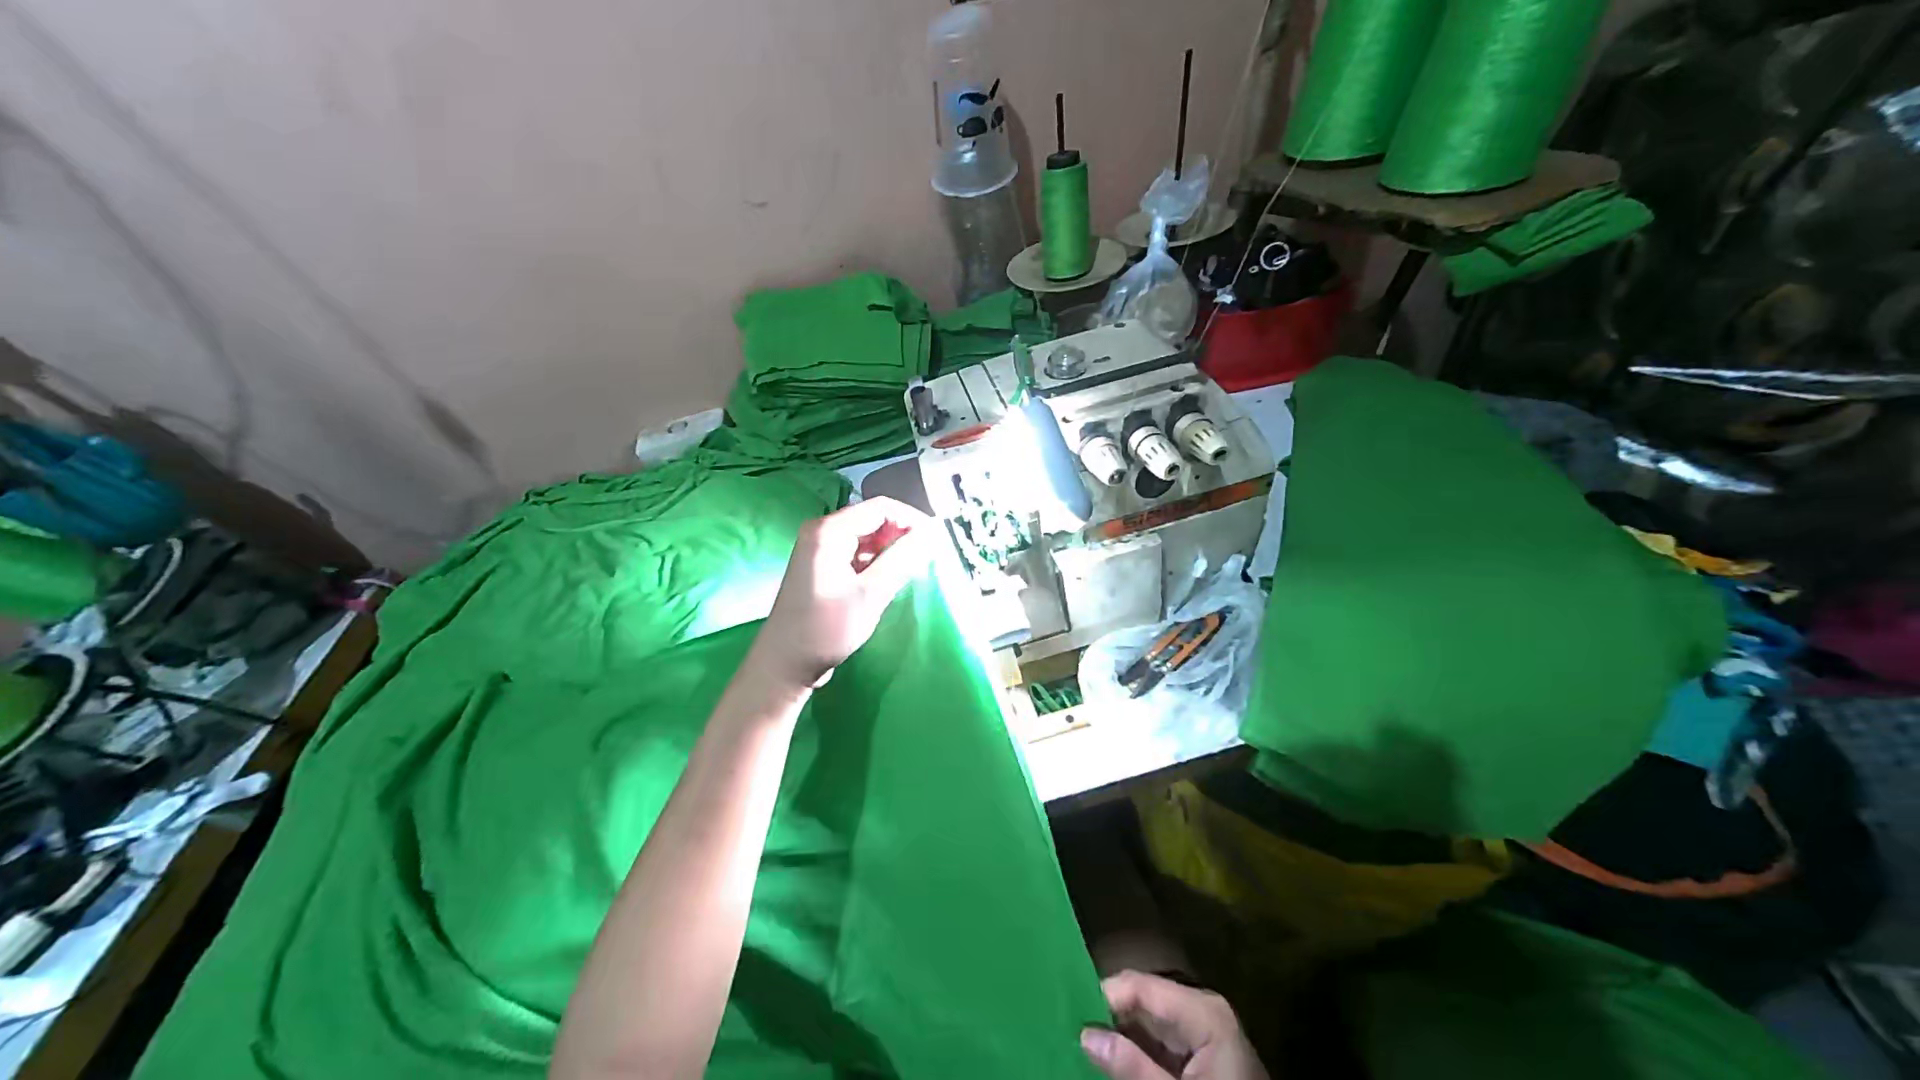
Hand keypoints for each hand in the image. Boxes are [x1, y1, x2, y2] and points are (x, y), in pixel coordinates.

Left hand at [752, 497, 934, 688]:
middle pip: (873, 519)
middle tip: (926, 558)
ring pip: (866, 536)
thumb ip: (901, 559)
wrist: (785, 663)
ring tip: (912, 570)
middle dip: (902, 534)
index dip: (912, 519)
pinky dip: (875, 561)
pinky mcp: (822, 565)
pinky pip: (856, 551)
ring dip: (890, 549)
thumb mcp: (871, 594)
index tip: (936, 541)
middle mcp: (822, 530)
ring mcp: (820, 548)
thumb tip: (930, 534)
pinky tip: (889, 579)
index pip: (881, 507)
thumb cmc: (826, 628)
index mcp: (829, 530)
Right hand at [1081, 972, 1268, 1079]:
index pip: (1137, 986)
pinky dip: (1135, 1054)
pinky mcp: (1200, 1056)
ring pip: (1145, 1022)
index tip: (1068, 1021)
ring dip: (1118, 1038)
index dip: (1100, 999)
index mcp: (1202, 1011)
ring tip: (1082, 1049)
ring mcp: (1202, 1032)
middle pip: (1140, 1001)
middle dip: (1107, 1019)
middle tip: (1070, 1035)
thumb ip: (1131, 1067)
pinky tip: (1112, 1066)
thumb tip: (1085, 1033)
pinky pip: (1157, 1043)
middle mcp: (1201, 1009)